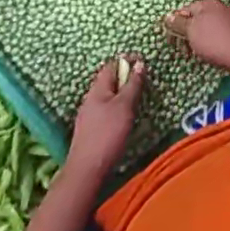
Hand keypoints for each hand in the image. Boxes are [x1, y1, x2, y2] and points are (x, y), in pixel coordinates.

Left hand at [66, 54, 144, 174]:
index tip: (143, 62)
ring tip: (137, 99)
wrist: (86, 169)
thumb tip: (139, 64)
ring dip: (122, 94)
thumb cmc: (108, 134)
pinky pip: (106, 109)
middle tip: (143, 82)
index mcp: (98, 88)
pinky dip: (117, 108)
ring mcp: (88, 114)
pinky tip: (124, 118)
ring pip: (108, 96)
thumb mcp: (124, 106)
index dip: (127, 60)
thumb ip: (132, 85)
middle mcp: (90, 98)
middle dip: (125, 77)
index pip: (112, 65)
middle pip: (109, 80)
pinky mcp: (90, 129)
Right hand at [163, 0, 229, 68]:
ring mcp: (226, 20)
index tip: (171, 36)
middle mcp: (218, 8)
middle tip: (181, 45)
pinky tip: (205, 52)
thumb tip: (168, 16)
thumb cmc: (212, 40)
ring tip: (191, 51)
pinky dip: (207, 42)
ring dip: (196, 38)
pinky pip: (214, 34)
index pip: (186, 9)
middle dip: (186, 31)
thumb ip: (179, 22)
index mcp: (208, 3)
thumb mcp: (191, 30)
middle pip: (195, 18)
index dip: (176, 22)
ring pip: (204, 27)